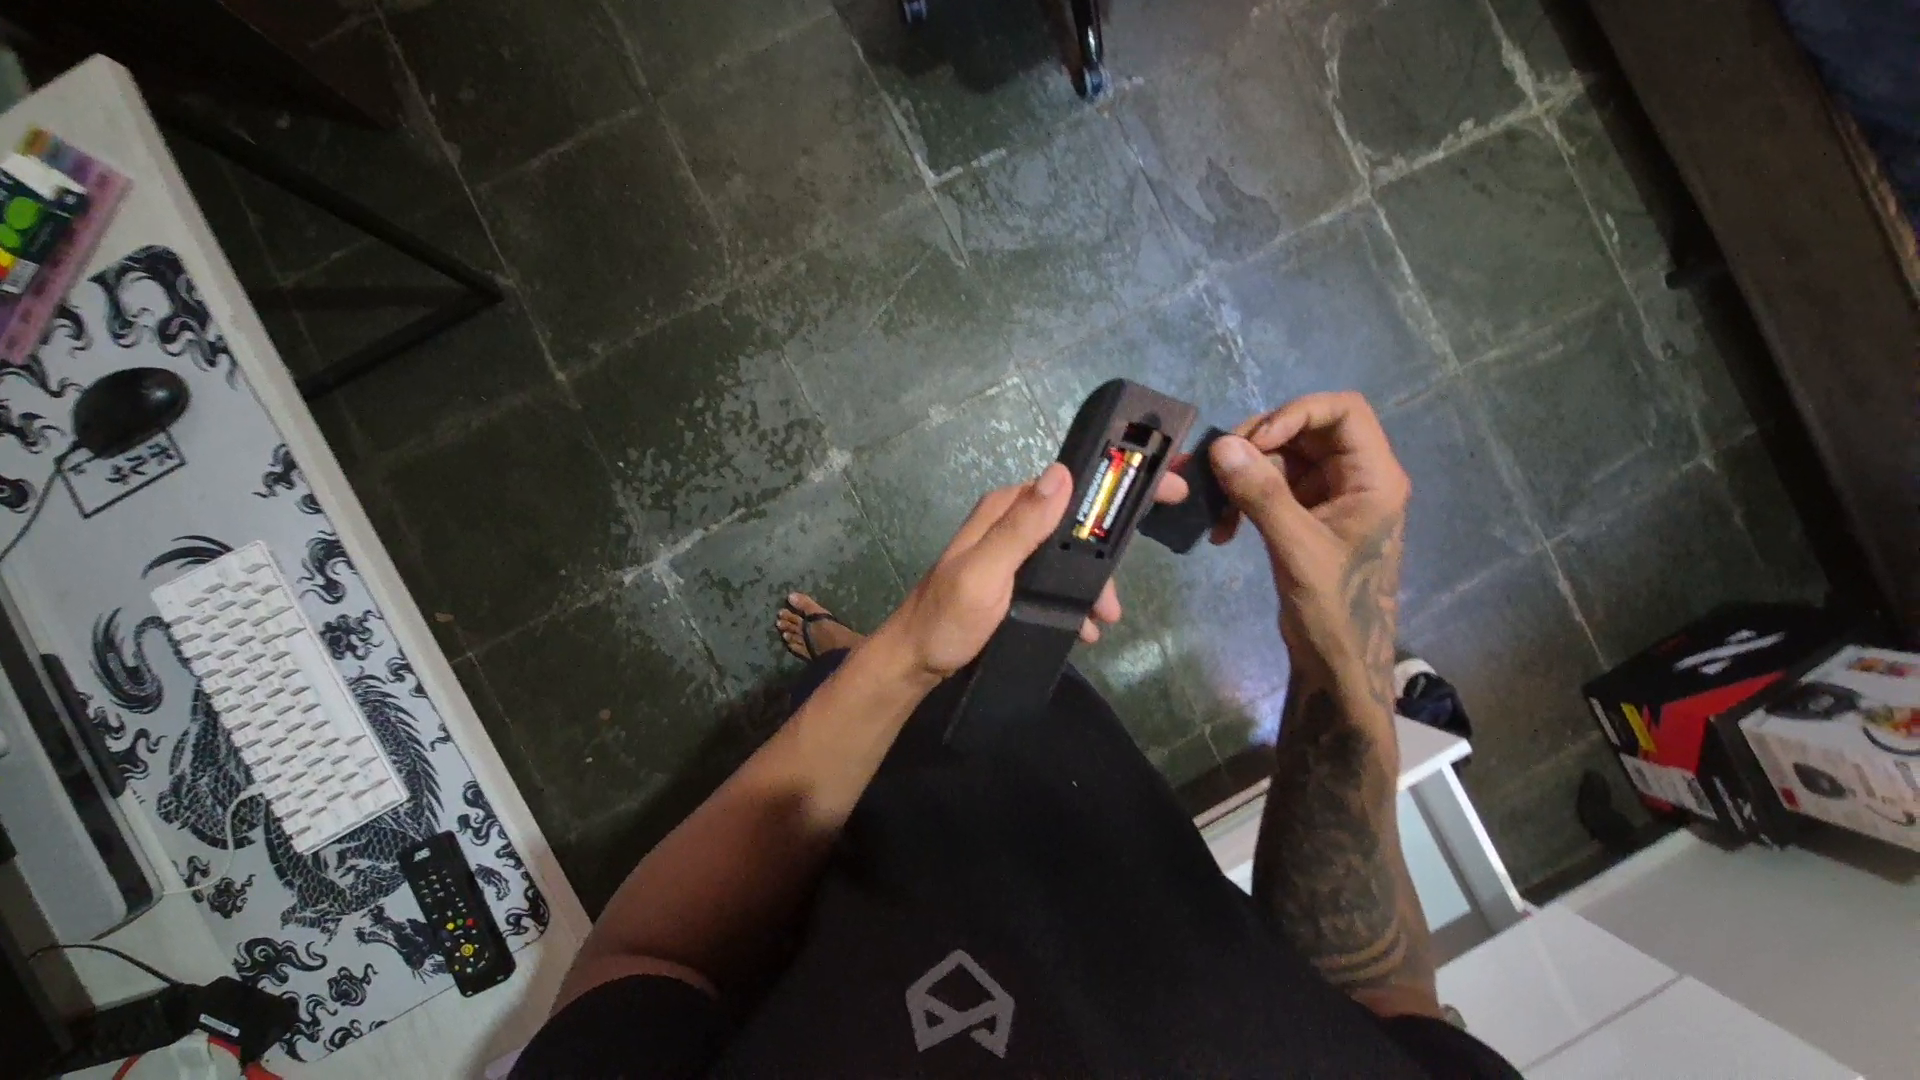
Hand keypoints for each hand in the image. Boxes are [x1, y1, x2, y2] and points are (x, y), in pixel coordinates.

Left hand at [880, 462, 1187, 678]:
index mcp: (1006, 509)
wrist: (915, 663)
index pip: (1069, 480)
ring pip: (1070, 554)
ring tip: (1106, 619)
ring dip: (1093, 584)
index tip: (1164, 488)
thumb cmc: (948, 618)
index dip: (1117, 482)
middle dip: (1109, 548)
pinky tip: (1084, 627)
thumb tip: (1062, 473)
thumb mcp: (985, 572)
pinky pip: (1057, 579)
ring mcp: (1012, 552)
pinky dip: (1075, 599)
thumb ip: (1021, 527)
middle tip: (1129, 585)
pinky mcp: (1014, 581)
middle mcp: (1011, 522)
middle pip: (1076, 519)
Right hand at [1208, 393, 1409, 703]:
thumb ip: (1261, 494)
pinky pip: (1271, 487)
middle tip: (1221, 468)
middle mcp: (1355, 477)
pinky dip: (1244, 499)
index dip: (1296, 414)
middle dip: (1259, 444)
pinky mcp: (1306, 515)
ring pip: (1282, 457)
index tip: (1255, 443)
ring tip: (1216, 507)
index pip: (1343, 411)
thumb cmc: (1334, 608)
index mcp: (1374, 477)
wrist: (1338, 661)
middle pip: (1307, 429)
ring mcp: (1330, 496)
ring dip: (1244, 475)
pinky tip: (1222, 528)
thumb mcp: (1297, 548)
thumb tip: (1222, 446)